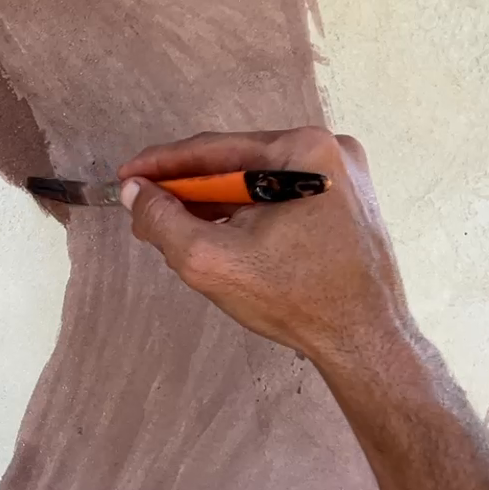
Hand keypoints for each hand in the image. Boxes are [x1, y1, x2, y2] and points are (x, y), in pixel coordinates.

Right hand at [118, 127, 417, 374]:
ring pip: (253, 183)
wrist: (363, 339)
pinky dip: (242, 214)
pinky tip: (218, 237)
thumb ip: (163, 220)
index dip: (160, 165)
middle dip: (185, 190)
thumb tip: (134, 191)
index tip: (126, 177)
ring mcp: (340, 177)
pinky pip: (276, 198)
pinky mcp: (343, 203)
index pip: (211, 150)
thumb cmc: (292, 298)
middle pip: (233, 165)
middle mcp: (327, 151)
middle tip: (145, 214)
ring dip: (211, 205)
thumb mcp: (209, 259)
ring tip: (174, 231)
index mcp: (301, 150)